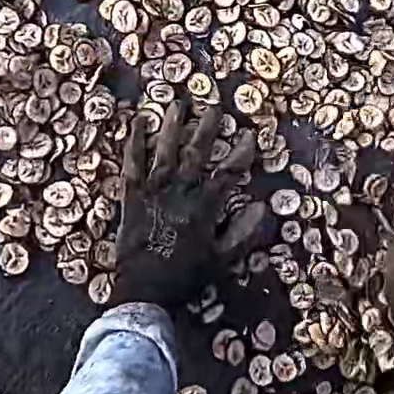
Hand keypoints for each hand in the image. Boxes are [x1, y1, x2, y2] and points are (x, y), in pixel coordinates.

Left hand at [112, 100, 264, 307]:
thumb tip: (262, 207)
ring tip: (179, 103)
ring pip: (165, 151)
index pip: (227, 174)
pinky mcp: (131, 195)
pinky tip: (137, 121)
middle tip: (214, 106)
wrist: (144, 290)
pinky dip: (135, 142)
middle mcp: (179, 193)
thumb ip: (242, 233)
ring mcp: (153, 191)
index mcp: (203, 208)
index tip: (251, 135)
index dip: (240, 154)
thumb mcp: (221, 261)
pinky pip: (133, 163)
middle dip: (207, 128)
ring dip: (173, 126)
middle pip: (195, 154)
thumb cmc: (185, 277)